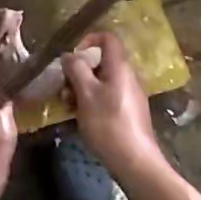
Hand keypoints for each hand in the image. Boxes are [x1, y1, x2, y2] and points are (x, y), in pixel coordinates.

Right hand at [63, 32, 168, 181]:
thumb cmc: (108, 123)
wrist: (135, 162)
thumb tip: (69, 55)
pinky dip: (92, 100)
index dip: (88, 40)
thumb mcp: (86, 94)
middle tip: (65, 87)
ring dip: (82, 88)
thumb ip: (76, 69)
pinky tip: (81, 117)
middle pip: (101, 61)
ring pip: (101, 80)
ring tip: (69, 106)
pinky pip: (107, 95)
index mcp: (120, 66)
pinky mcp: (128, 111)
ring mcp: (129, 94)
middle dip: (79, 70)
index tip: (72, 56)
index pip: (107, 38)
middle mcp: (128, 75)